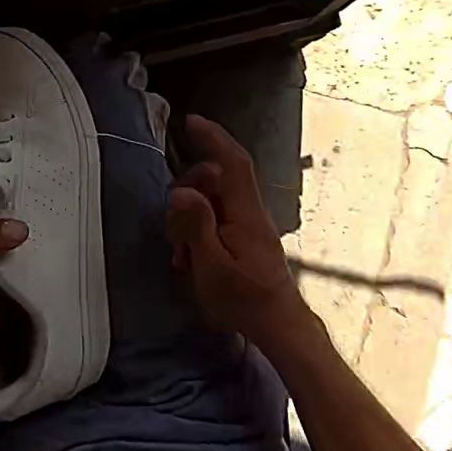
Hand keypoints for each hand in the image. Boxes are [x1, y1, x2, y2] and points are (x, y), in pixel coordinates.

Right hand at [167, 115, 310, 345]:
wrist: (279, 328)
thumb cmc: (245, 300)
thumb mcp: (212, 266)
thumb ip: (196, 226)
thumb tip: (180, 191)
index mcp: (245, 214)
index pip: (233, 164)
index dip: (213, 138)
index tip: (190, 122)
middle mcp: (249, 213)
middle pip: (215, 181)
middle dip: (187, 193)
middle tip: (172, 227)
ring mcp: (247, 226)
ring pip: (211, 200)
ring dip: (188, 217)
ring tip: (180, 252)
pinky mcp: (243, 239)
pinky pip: (215, 218)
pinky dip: (196, 230)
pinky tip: (188, 257)